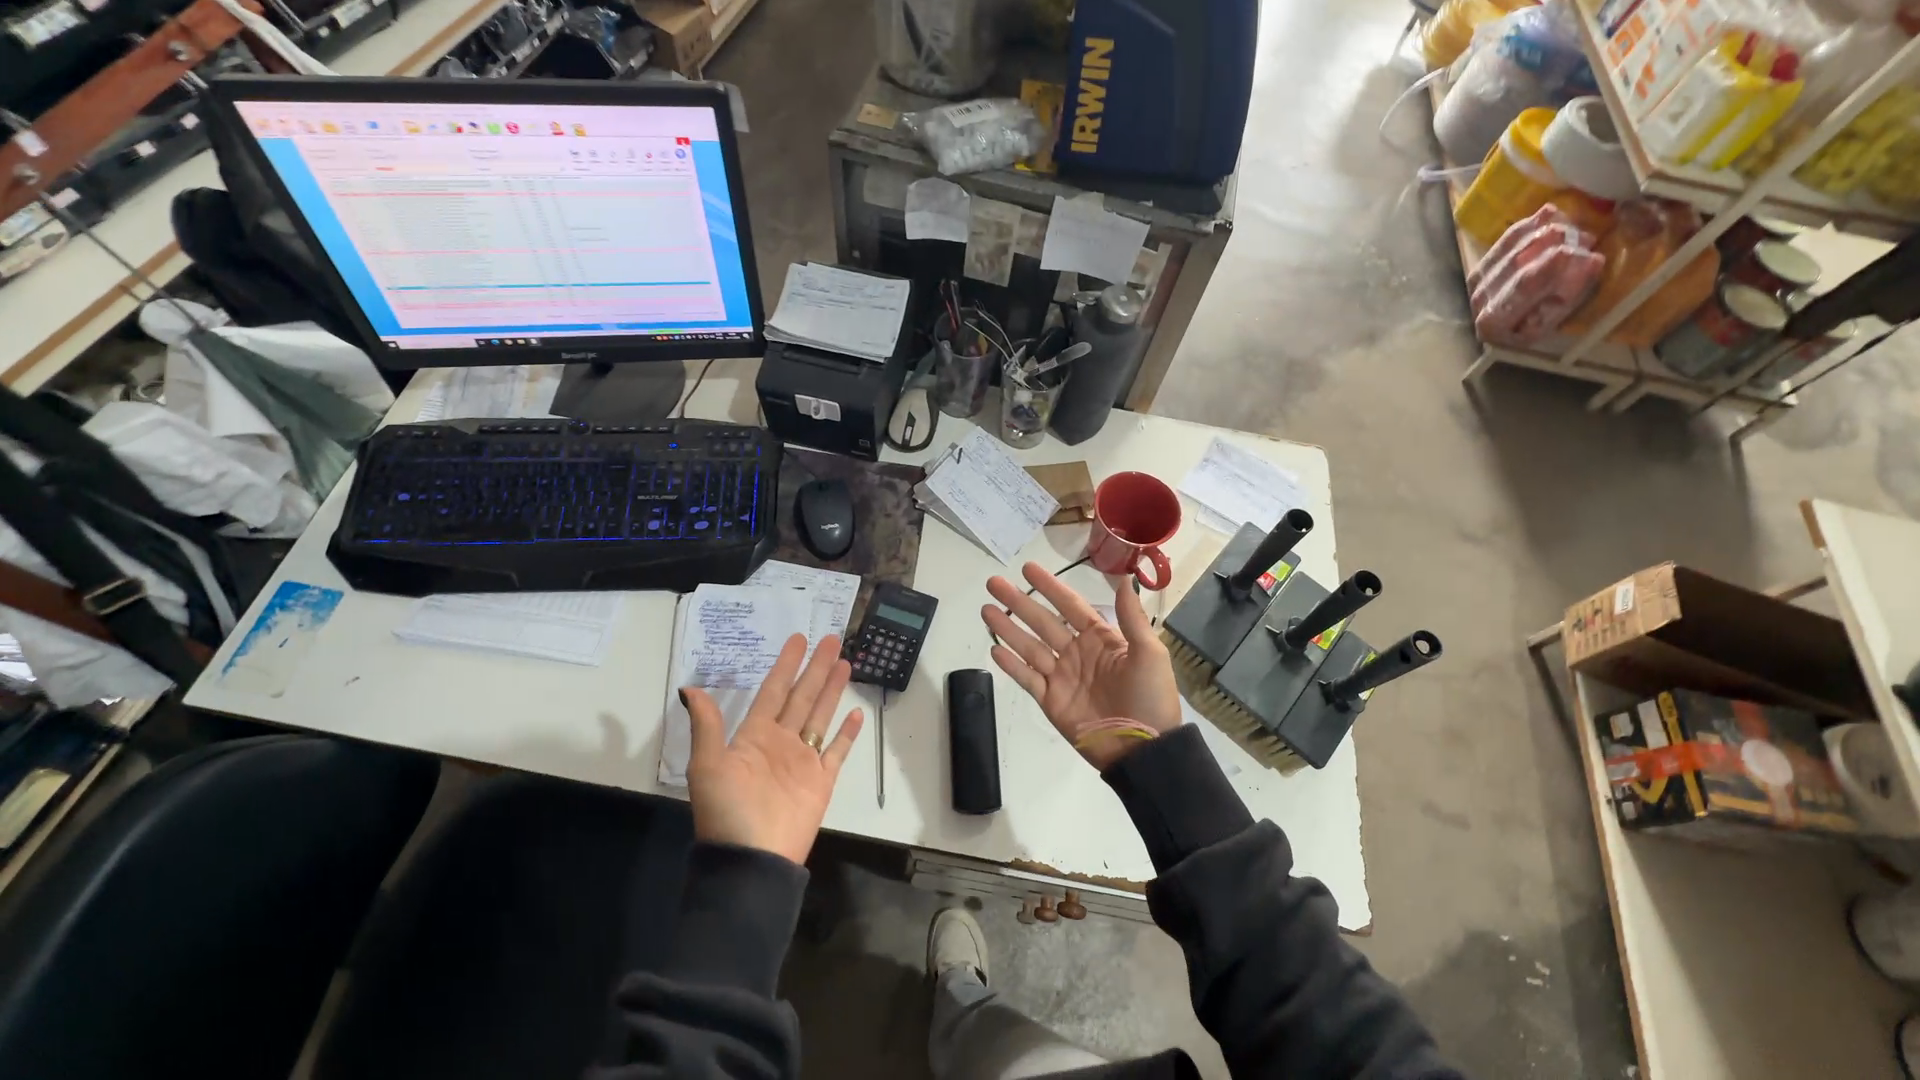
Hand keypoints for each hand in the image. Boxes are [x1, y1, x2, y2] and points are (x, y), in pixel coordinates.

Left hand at [683, 634, 864, 865]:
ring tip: (845, 663)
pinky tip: (856, 712)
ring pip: (821, 716)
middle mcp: (780, 742)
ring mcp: (803, 761)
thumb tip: (692, 688)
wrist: (753, 858)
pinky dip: (847, 733)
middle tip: (831, 639)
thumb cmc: (728, 810)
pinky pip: (837, 751)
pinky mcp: (821, 780)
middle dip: (815, 668)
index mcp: (754, 736)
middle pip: (802, 696)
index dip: (785, 665)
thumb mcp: (708, 765)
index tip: (798, 640)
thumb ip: (708, 726)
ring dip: (832, 691)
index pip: (773, 691)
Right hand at [982, 562, 1181, 769]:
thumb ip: (1132, 618)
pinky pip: (1027, 678)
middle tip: (994, 583)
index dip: (1049, 587)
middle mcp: (1077, 653)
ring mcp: (1062, 677)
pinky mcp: (1051, 701)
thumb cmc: (1150, 697)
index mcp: (1101, 639)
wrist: (1143, 750)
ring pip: (1029, 646)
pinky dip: (1011, 665)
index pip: (1070, 606)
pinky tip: (994, 648)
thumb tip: (1124, 579)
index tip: (1028, 569)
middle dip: (1019, 602)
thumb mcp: (1150, 653)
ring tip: (986, 610)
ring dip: (1008, 628)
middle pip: (1042, 622)